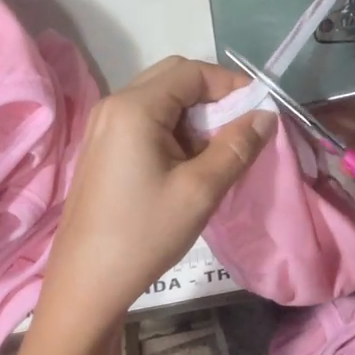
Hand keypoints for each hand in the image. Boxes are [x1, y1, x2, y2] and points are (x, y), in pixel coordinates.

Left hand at [38, 57, 274, 325]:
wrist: (88, 281)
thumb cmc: (145, 234)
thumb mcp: (201, 190)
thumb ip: (237, 146)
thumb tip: (265, 115)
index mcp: (135, 108)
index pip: (193, 72)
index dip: (232, 85)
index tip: (260, 113)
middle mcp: (114, 105)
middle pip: (174, 77)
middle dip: (213, 96)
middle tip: (239, 131)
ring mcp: (103, 126)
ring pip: (161, 99)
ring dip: (194, 115)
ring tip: (217, 152)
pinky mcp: (102, 148)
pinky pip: (145, 120)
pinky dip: (174, 129)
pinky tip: (188, 164)